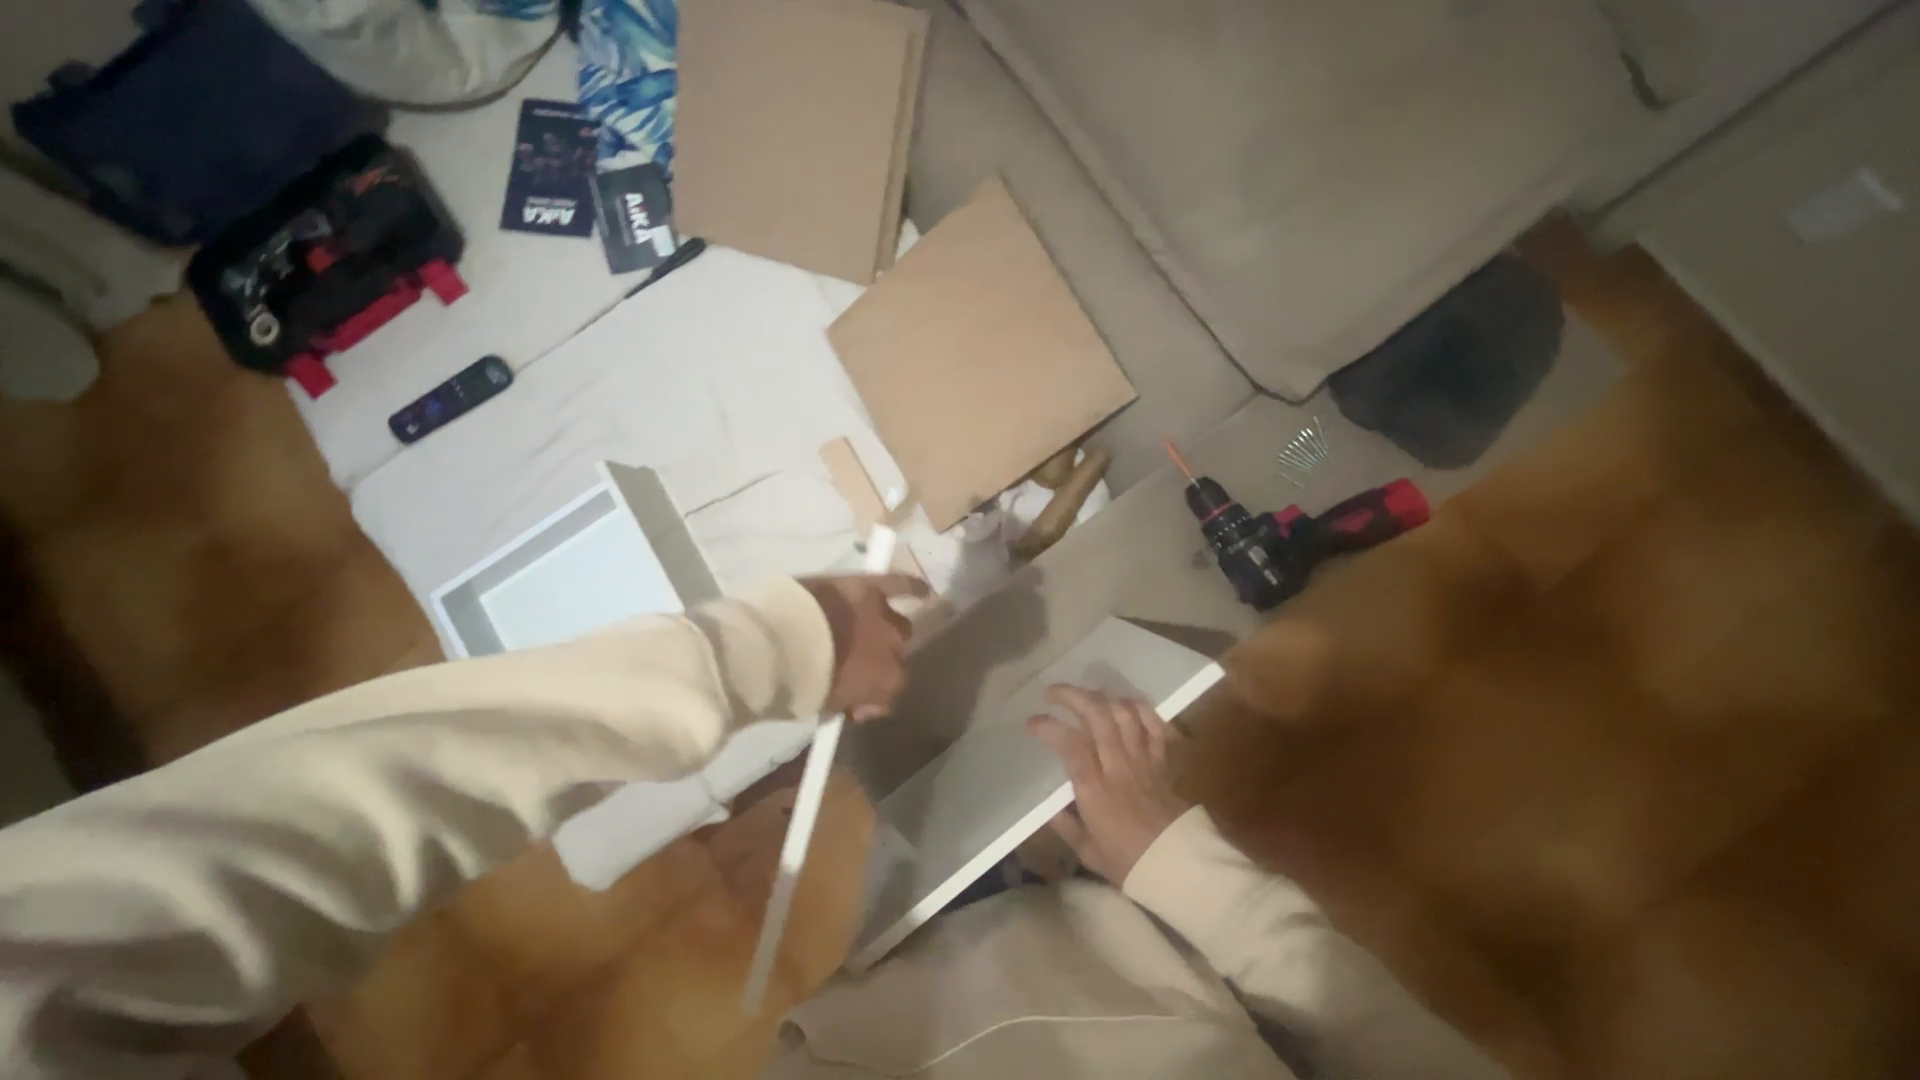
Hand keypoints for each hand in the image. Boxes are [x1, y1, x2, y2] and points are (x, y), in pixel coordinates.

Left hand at [799, 574, 927, 721]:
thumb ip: (849, 700)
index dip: (873, 696)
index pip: (892, 692)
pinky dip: (911, 587)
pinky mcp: (870, 587)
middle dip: (879, 662)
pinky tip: (922, 590)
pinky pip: (899, 584)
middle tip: (854, 663)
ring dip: (887, 632)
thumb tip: (854, 700)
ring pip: (899, 625)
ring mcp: (882, 615)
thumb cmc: (803, 680)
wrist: (783, 643)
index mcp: (886, 681)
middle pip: (897, 657)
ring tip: (875, 632)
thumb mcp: (829, 703)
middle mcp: (894, 648)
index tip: (853, 701)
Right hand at [1027, 685, 1191, 883]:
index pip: (1070, 744)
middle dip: (1073, 696)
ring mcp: (1144, 760)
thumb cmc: (1128, 862)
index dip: (1049, 726)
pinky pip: (1155, 726)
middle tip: (1054, 692)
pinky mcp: (1164, 761)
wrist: (1178, 866)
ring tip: (1087, 696)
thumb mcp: (1087, 851)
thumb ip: (1065, 825)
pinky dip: (1141, 709)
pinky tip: (1127, 704)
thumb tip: (1048, 807)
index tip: (1032, 722)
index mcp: (1095, 789)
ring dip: (1103, 698)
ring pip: (1125, 714)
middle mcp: (1118, 766)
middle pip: (1098, 716)